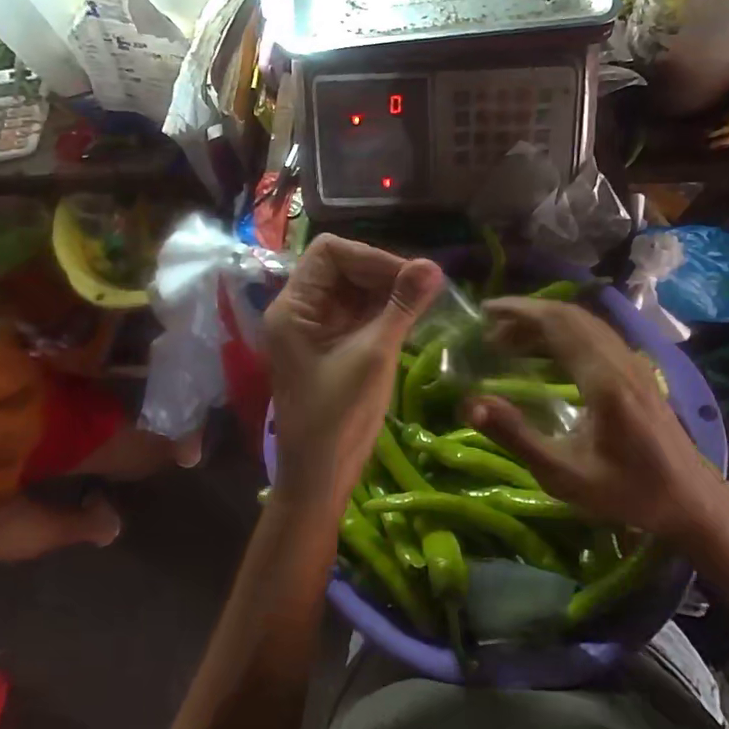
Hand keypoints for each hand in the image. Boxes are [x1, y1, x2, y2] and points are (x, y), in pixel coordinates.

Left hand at [266, 236, 441, 508]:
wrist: (320, 475)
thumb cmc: (338, 417)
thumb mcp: (374, 355)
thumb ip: (402, 307)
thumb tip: (434, 265)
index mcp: (294, 308)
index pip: (329, 252)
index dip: (370, 257)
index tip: (407, 277)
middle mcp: (301, 310)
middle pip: (342, 267)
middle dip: (382, 272)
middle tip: (423, 289)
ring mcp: (317, 327)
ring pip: (354, 288)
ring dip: (388, 290)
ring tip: (423, 301)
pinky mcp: (333, 343)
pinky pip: (360, 311)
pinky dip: (385, 309)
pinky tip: (411, 316)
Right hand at [467, 298, 726, 539]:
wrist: (691, 501)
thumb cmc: (627, 492)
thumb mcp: (564, 474)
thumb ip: (516, 436)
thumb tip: (471, 405)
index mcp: (604, 379)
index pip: (557, 323)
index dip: (519, 311)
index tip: (485, 310)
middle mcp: (620, 360)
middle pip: (570, 317)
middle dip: (526, 315)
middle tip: (489, 330)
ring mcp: (633, 363)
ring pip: (584, 324)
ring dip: (544, 324)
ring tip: (508, 341)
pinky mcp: (638, 372)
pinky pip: (596, 336)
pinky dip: (563, 333)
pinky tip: (545, 354)